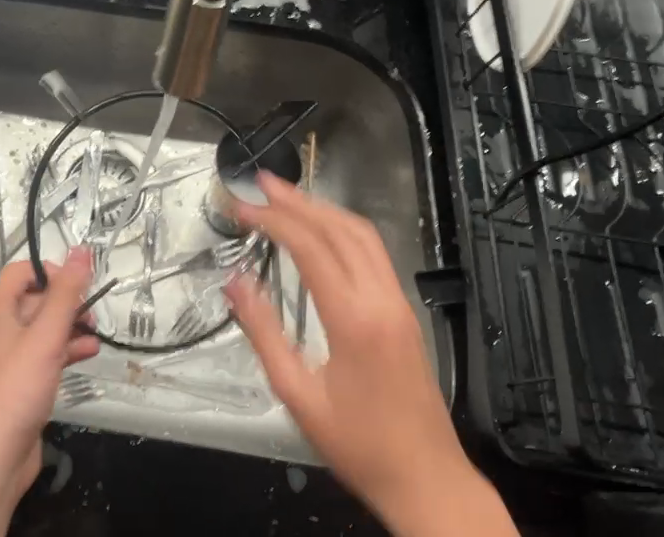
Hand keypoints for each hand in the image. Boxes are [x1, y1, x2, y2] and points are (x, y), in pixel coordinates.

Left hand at [0, 249, 97, 536]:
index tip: (79, 286)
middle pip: (36, 299)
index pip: (22, 272)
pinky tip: (89, 354)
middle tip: (94, 315)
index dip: (51, 272)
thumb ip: (66, 293)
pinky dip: (67, 350)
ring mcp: (10, 356)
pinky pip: (46, 353)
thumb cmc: (17, 388)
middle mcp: (0, 327)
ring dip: (71, 327)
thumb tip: (82, 249)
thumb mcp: (46, 335)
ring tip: (97, 336)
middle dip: (67, 302)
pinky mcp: (21, 380)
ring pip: (44, 328)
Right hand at [227, 172, 515, 536]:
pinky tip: (321, 230)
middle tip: (261, 183)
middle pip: (340, 229)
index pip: (310, 247)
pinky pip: (375, 254)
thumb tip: (236, 282)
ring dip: (323, 209)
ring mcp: (399, 304)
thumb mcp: (297, 395)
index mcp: (354, 319)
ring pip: (364, 236)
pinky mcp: (405, 313)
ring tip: (286, 196)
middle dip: (298, 200)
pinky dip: (343, 229)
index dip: (273, 220)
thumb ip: (264, 333)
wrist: (427, 481)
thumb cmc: (358, 445)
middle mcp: (382, 300)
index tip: (242, 205)